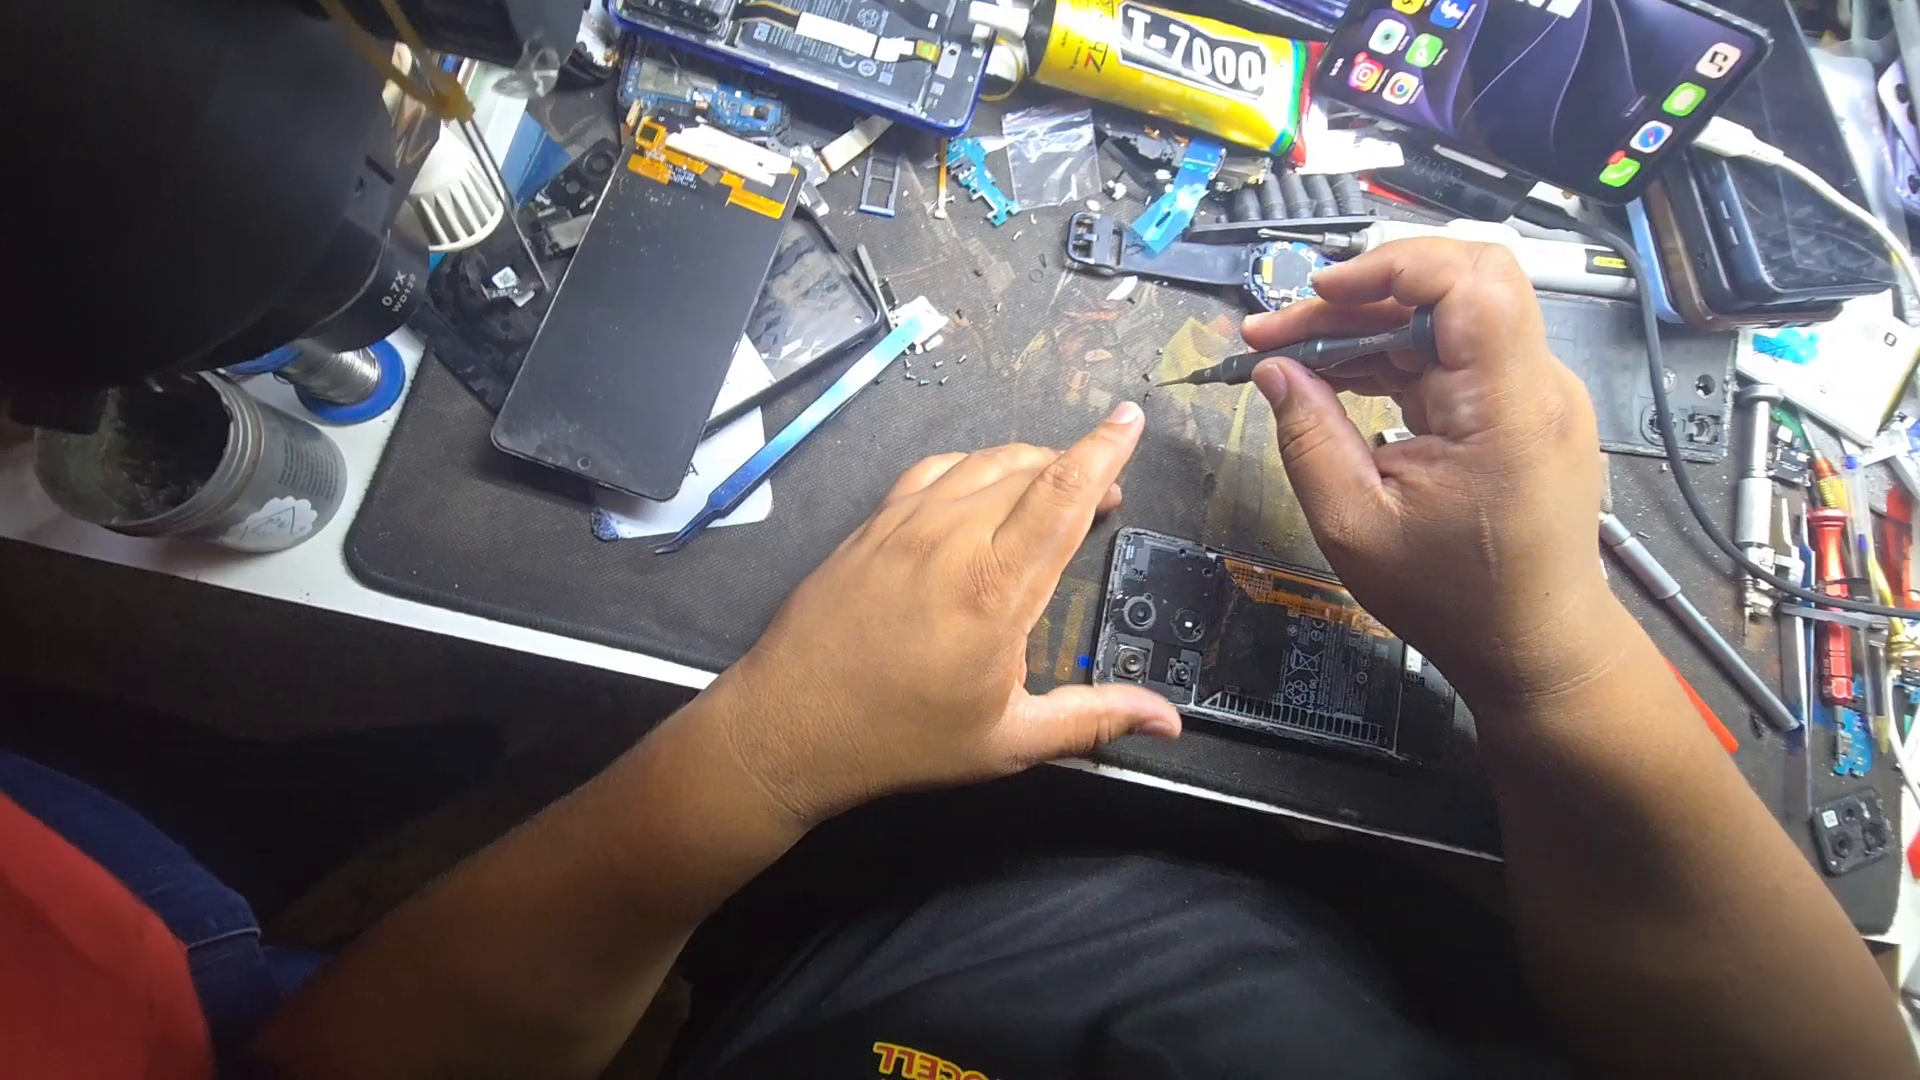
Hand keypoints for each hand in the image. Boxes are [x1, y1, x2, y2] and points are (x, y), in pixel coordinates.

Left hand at [699, 403, 1180, 826]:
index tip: (1129, 419)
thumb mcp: (1008, 741)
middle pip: (1029, 470)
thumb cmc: (902, 739)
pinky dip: (972, 467)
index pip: (1063, 495)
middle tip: (1103, 492)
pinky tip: (980, 485)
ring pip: (982, 463)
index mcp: (996, 588)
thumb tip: (1171, 722)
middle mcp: (953, 538)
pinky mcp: (873, 524)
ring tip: (1052, 484)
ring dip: (1029, 463)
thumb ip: (1094, 718)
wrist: (790, 725)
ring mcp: (906, 524)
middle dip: (1077, 465)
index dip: (1104, 450)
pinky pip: (933, 471)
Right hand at [1242, 238, 1613, 702]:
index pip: (1472, 282)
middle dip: (1352, 301)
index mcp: (1502, 409)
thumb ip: (1307, 438)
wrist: (1528, 641)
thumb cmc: (1447, 594)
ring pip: (1438, 322)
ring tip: (1285, 357)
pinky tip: (1331, 379)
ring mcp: (1525, 395)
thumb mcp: (1353, 523)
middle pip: (1447, 292)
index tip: (1318, 294)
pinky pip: (1443, 359)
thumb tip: (1274, 370)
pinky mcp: (1510, 410)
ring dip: (1358, 331)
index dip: (1392, 267)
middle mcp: (1530, 386)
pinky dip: (1383, 360)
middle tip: (1272, 334)